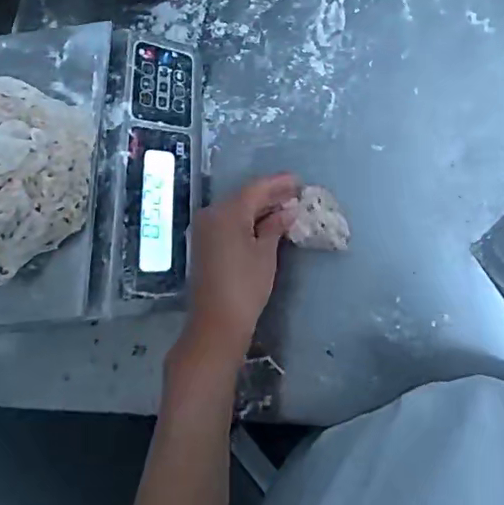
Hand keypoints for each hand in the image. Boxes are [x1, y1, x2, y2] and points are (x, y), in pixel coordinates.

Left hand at [173, 173, 300, 369]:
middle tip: (295, 192)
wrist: (215, 324)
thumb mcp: (266, 253)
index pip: (256, 188)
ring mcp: (205, 229)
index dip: (279, 183)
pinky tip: (265, 221)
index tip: (298, 180)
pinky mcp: (204, 243)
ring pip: (236, 208)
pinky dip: (248, 219)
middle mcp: (212, 214)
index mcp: (227, 212)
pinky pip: (229, 221)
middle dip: (270, 194)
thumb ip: (276, 226)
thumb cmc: (245, 286)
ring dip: (259, 206)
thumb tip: (288, 210)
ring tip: (285, 205)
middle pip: (244, 196)